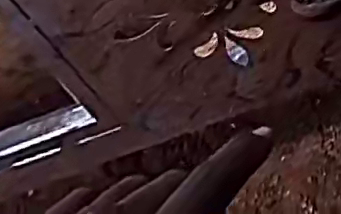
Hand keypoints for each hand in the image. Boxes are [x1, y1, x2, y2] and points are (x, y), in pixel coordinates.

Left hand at [41, 128, 272, 213]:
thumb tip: (227, 197)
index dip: (240, 157)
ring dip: (145, 196)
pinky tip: (102, 206)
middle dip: (187, 188)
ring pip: (124, 190)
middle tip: (199, 202)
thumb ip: (205, 200)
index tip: (262, 133)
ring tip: (157, 208)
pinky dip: (98, 204)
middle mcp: (119, 213)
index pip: (208, 185)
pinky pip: (77, 203)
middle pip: (168, 183)